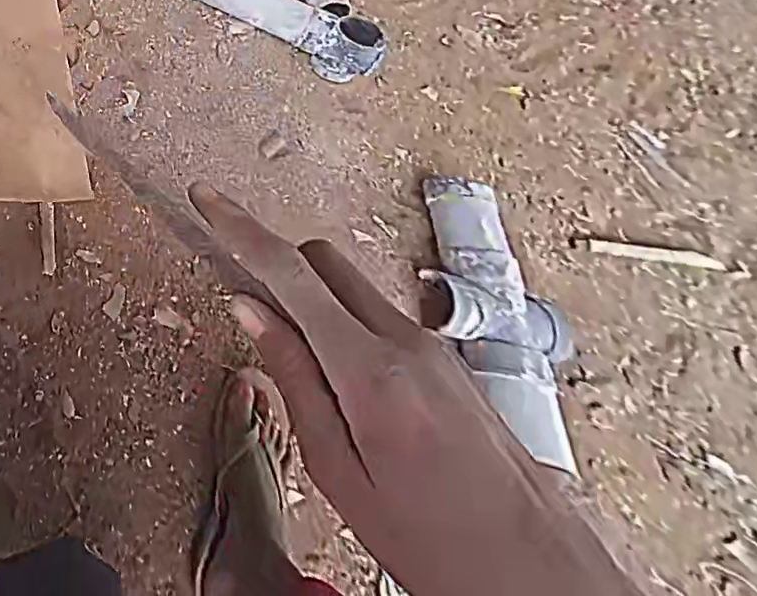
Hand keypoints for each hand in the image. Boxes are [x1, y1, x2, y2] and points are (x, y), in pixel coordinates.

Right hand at [189, 183, 644, 595]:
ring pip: (348, 284)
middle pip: (321, 259)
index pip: (290, 272)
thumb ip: (291, 375)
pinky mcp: (448, 360)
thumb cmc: (435, 543)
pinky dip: (339, 320)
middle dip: (275, 263)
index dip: (239, 228)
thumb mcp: (337, 469)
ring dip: (308, 296)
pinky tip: (340, 380)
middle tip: (246, 301)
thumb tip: (246, 306)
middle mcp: (406, 342)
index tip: (206, 198)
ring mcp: (433, 347)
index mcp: (370, 371)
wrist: (550, 583)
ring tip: (296, 360)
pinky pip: (375, 313)